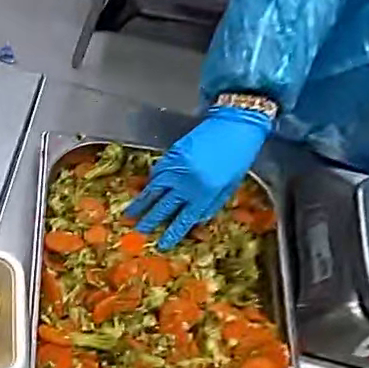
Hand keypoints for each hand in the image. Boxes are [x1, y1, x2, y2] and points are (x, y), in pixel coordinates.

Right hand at [126, 104, 270, 249]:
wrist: (235, 124)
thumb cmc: (239, 155)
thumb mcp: (231, 184)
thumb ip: (212, 203)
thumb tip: (195, 219)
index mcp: (206, 193)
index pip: (184, 220)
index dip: (172, 233)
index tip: (162, 244)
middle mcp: (188, 184)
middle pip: (164, 207)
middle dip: (151, 220)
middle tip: (139, 231)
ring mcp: (177, 169)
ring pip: (154, 191)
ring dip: (141, 204)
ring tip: (130, 214)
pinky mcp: (171, 156)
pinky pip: (156, 174)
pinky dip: (149, 184)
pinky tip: (143, 191)